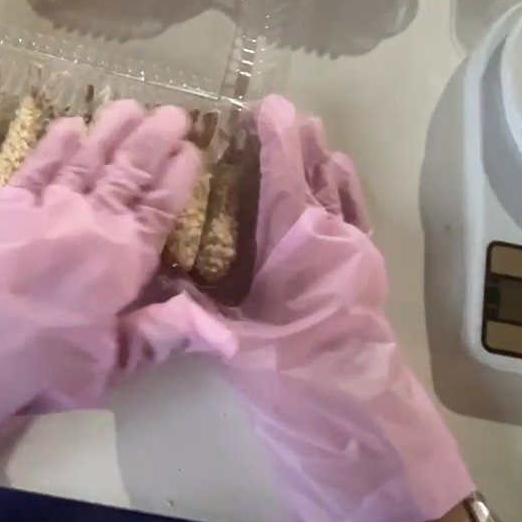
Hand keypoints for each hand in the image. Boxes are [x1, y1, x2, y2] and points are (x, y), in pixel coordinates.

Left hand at [0, 100, 200, 515]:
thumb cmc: (40, 368)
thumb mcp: (110, 365)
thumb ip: (165, 336)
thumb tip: (229, 334)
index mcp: (122, 257)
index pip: (161, 206)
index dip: (180, 175)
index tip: (194, 148)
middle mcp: (89, 220)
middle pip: (130, 170)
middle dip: (154, 138)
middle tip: (174, 111)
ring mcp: (45, 208)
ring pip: (87, 158)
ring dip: (111, 130)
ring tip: (130, 105)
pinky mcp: (5, 206)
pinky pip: (37, 166)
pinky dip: (55, 144)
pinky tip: (69, 125)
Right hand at [130, 95, 473, 521]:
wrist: (355, 416)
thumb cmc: (289, 370)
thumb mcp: (231, 335)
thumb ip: (194, 301)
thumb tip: (153, 276)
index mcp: (294, 242)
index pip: (284, 177)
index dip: (275, 139)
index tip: (269, 106)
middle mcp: (328, 237)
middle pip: (314, 176)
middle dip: (299, 142)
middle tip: (284, 112)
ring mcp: (354, 253)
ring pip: (339, 192)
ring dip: (324, 160)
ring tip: (313, 132)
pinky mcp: (367, 271)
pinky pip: (358, 215)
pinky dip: (349, 190)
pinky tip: (342, 173)